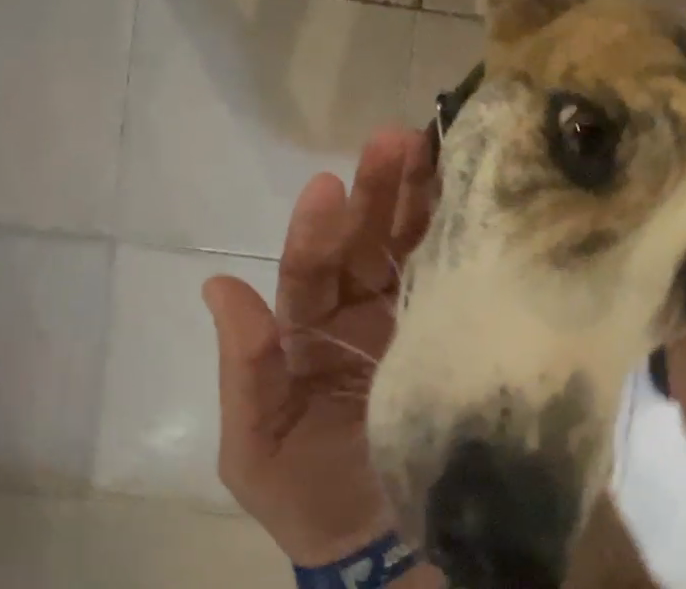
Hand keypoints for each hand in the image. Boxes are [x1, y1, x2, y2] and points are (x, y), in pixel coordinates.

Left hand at [203, 128, 434, 565]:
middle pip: (365, 241)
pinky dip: (457, 228)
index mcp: (305, 333)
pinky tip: (467, 190)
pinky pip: (450, 271)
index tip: (328, 186)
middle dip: (377, 190)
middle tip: (394, 139)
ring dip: (418, 193)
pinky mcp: (454, 326)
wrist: (387, 545)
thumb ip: (245, 368)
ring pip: (409, 243)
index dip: (316, 231)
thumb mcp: (259, 444)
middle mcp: (357, 311)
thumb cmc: (311, 496)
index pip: (310, 271)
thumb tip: (218, 285)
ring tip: (430, 145)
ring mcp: (408, 314)